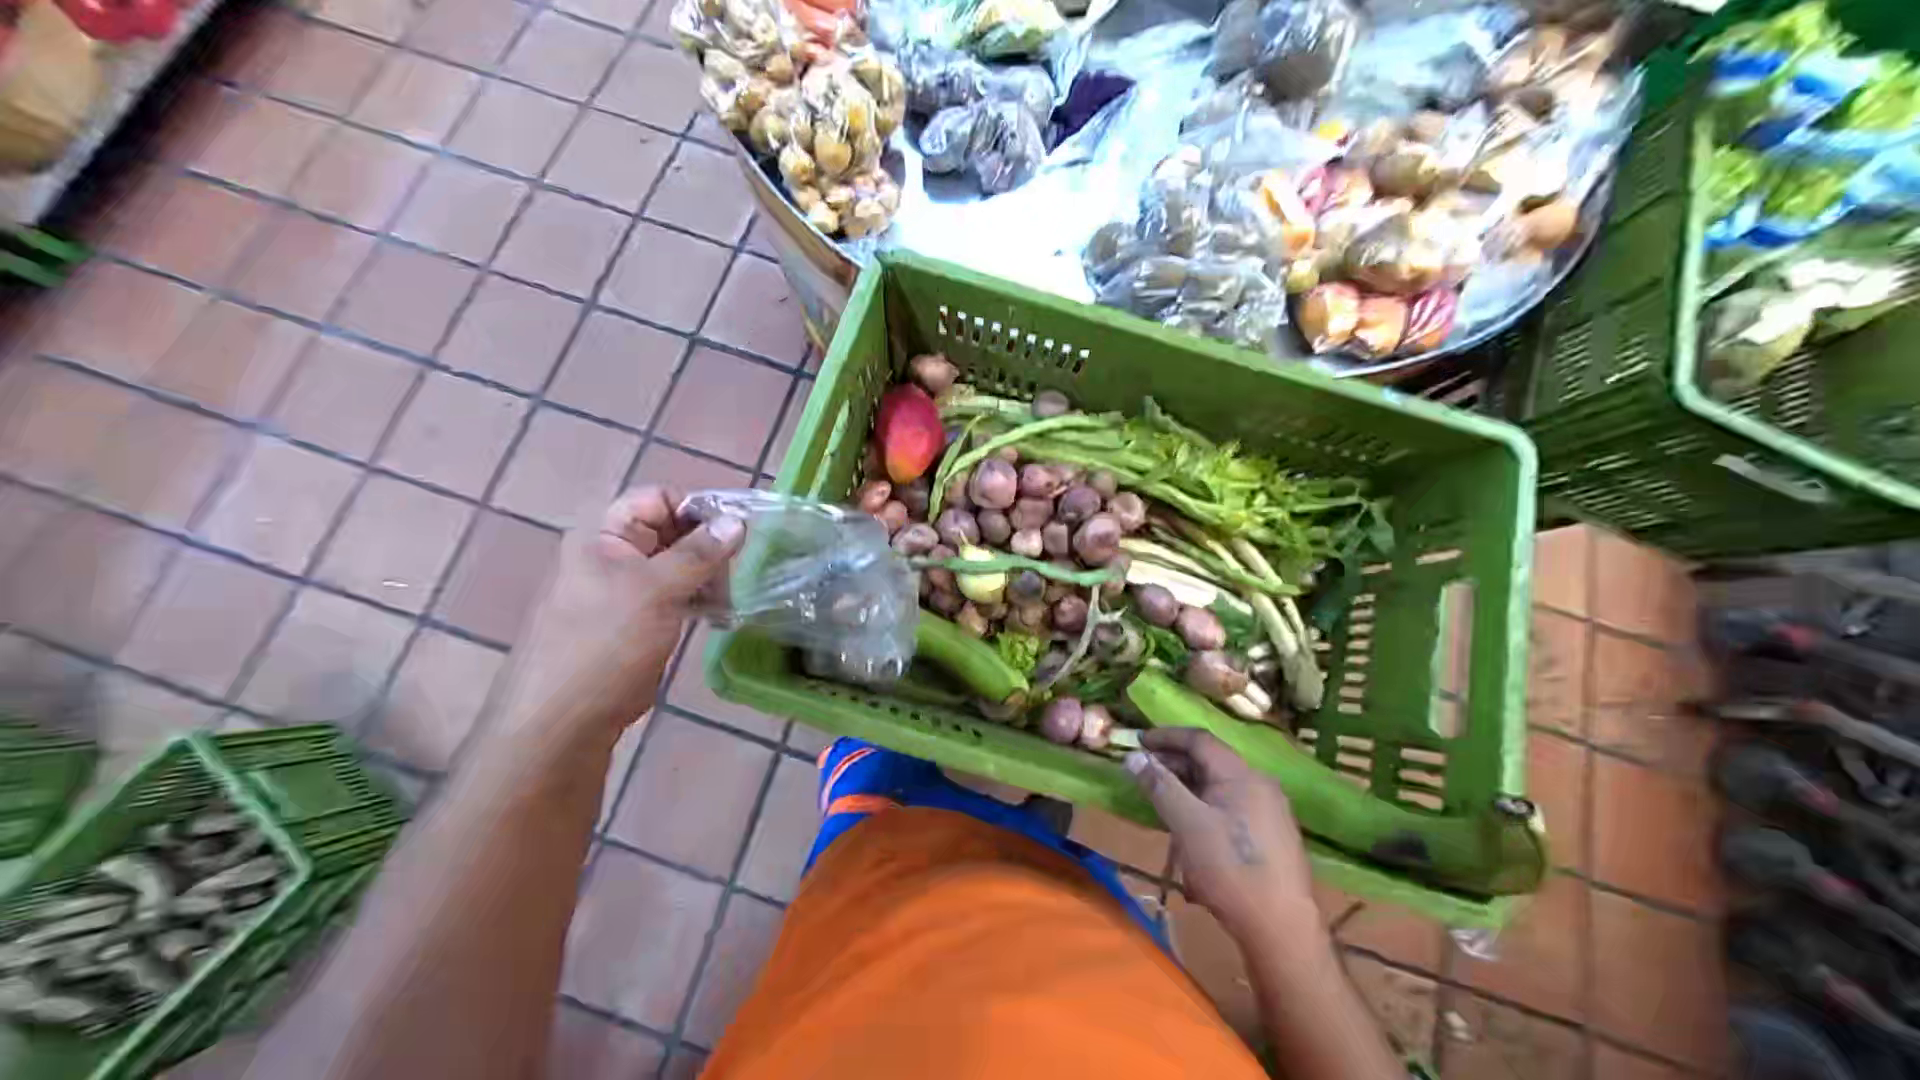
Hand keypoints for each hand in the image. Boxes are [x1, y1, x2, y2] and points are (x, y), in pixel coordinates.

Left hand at [491, 487, 743, 738]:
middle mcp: (612, 555)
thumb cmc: (605, 643)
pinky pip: (674, 595)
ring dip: (706, 574)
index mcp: (603, 535)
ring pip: (676, 565)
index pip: (657, 499)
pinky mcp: (637, 620)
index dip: (696, 508)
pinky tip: (720, 612)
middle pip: (669, 530)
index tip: (736, 530)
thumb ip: (699, 553)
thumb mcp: (657, 590)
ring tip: (731, 594)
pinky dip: (697, 597)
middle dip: (707, 545)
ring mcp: (624, 590)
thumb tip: (737, 521)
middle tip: (738, 568)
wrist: (564, 720)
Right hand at [1126, 728, 1320, 948]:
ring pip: (1220, 785)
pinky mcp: (1271, 835)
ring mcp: (1269, 811)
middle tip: (1143, 772)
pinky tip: (1189, 825)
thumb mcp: (1187, 824)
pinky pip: (1230, 805)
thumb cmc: (1231, 869)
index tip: (1138, 741)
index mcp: (1242, 775)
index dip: (1166, 736)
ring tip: (1160, 799)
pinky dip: (1203, 803)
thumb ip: (1160, 786)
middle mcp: (1260, 785)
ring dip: (1187, 785)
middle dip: (1174, 762)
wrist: (1281, 929)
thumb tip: (1134, 757)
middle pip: (1210, 761)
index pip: (1200, 739)